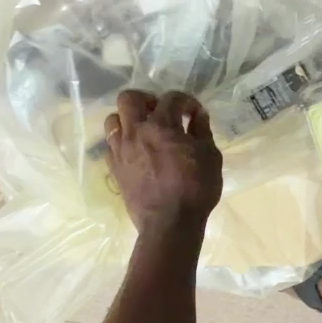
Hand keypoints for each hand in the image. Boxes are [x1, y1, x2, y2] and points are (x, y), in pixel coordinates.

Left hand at [104, 90, 223, 234]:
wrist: (169, 224)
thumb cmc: (195, 189)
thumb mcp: (210, 156)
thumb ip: (202, 131)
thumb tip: (198, 116)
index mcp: (161, 125)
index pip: (171, 98)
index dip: (186, 101)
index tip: (194, 114)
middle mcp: (135, 132)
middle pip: (129, 98)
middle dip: (146, 99)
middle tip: (160, 112)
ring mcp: (120, 150)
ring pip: (113, 120)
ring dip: (128, 119)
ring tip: (143, 130)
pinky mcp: (114, 169)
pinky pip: (111, 145)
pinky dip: (122, 142)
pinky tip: (136, 152)